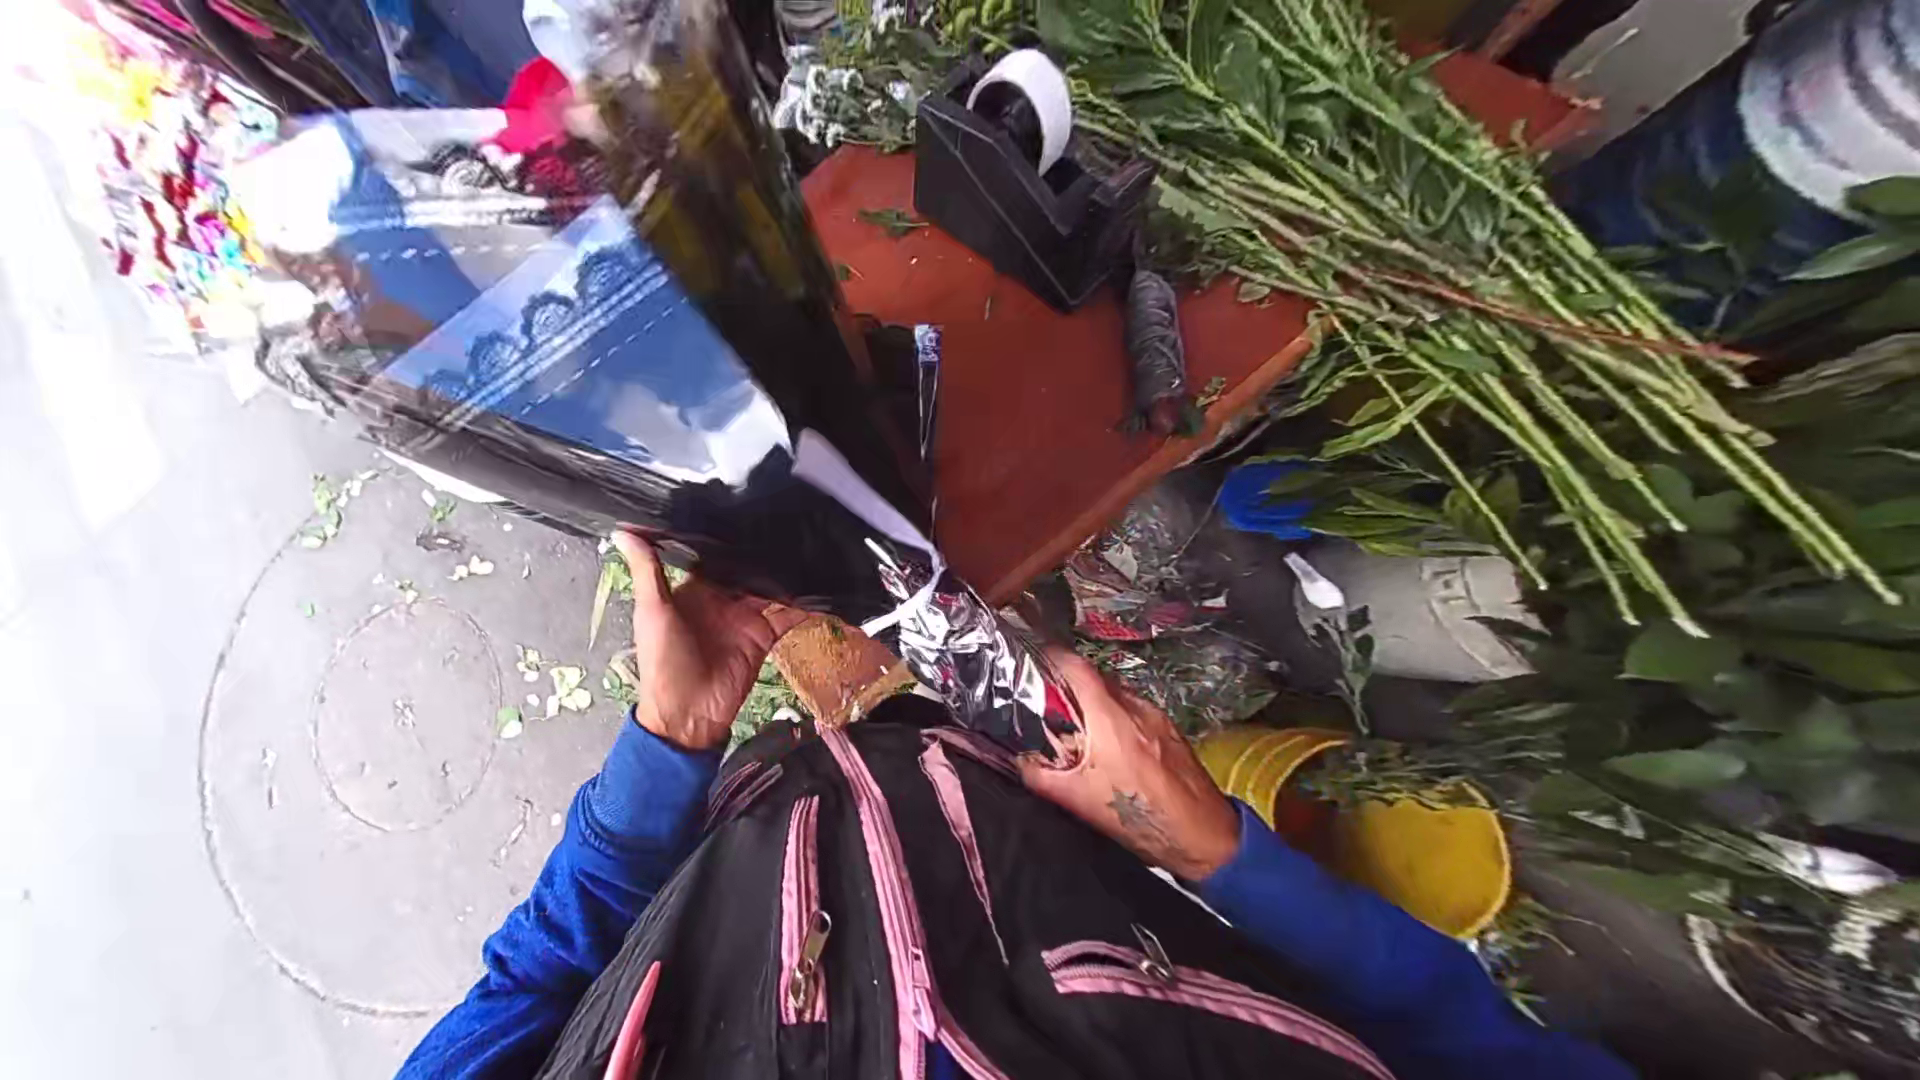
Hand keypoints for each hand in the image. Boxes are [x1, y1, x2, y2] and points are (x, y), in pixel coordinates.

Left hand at [611, 530, 806, 750]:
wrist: (689, 714)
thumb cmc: (664, 661)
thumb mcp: (653, 612)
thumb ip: (648, 572)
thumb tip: (624, 531)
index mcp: (694, 592)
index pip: (715, 560)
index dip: (729, 541)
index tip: (747, 512)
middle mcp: (722, 601)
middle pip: (747, 573)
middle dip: (765, 555)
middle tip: (789, 526)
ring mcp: (745, 619)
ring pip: (770, 590)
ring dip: (786, 576)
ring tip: (808, 550)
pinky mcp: (764, 636)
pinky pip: (787, 616)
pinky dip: (803, 605)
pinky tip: (819, 588)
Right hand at [1018, 647, 1240, 880]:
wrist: (1205, 837)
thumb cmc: (1141, 820)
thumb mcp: (1078, 802)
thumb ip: (1040, 777)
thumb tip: (1018, 761)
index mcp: (1109, 720)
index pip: (1077, 667)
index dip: (1053, 657)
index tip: (1035, 661)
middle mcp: (1134, 708)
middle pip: (1095, 677)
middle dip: (1071, 684)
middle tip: (1050, 701)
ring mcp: (1156, 716)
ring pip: (1117, 692)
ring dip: (1096, 701)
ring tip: (1080, 725)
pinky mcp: (1171, 728)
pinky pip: (1136, 708)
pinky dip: (1118, 715)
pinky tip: (1113, 742)